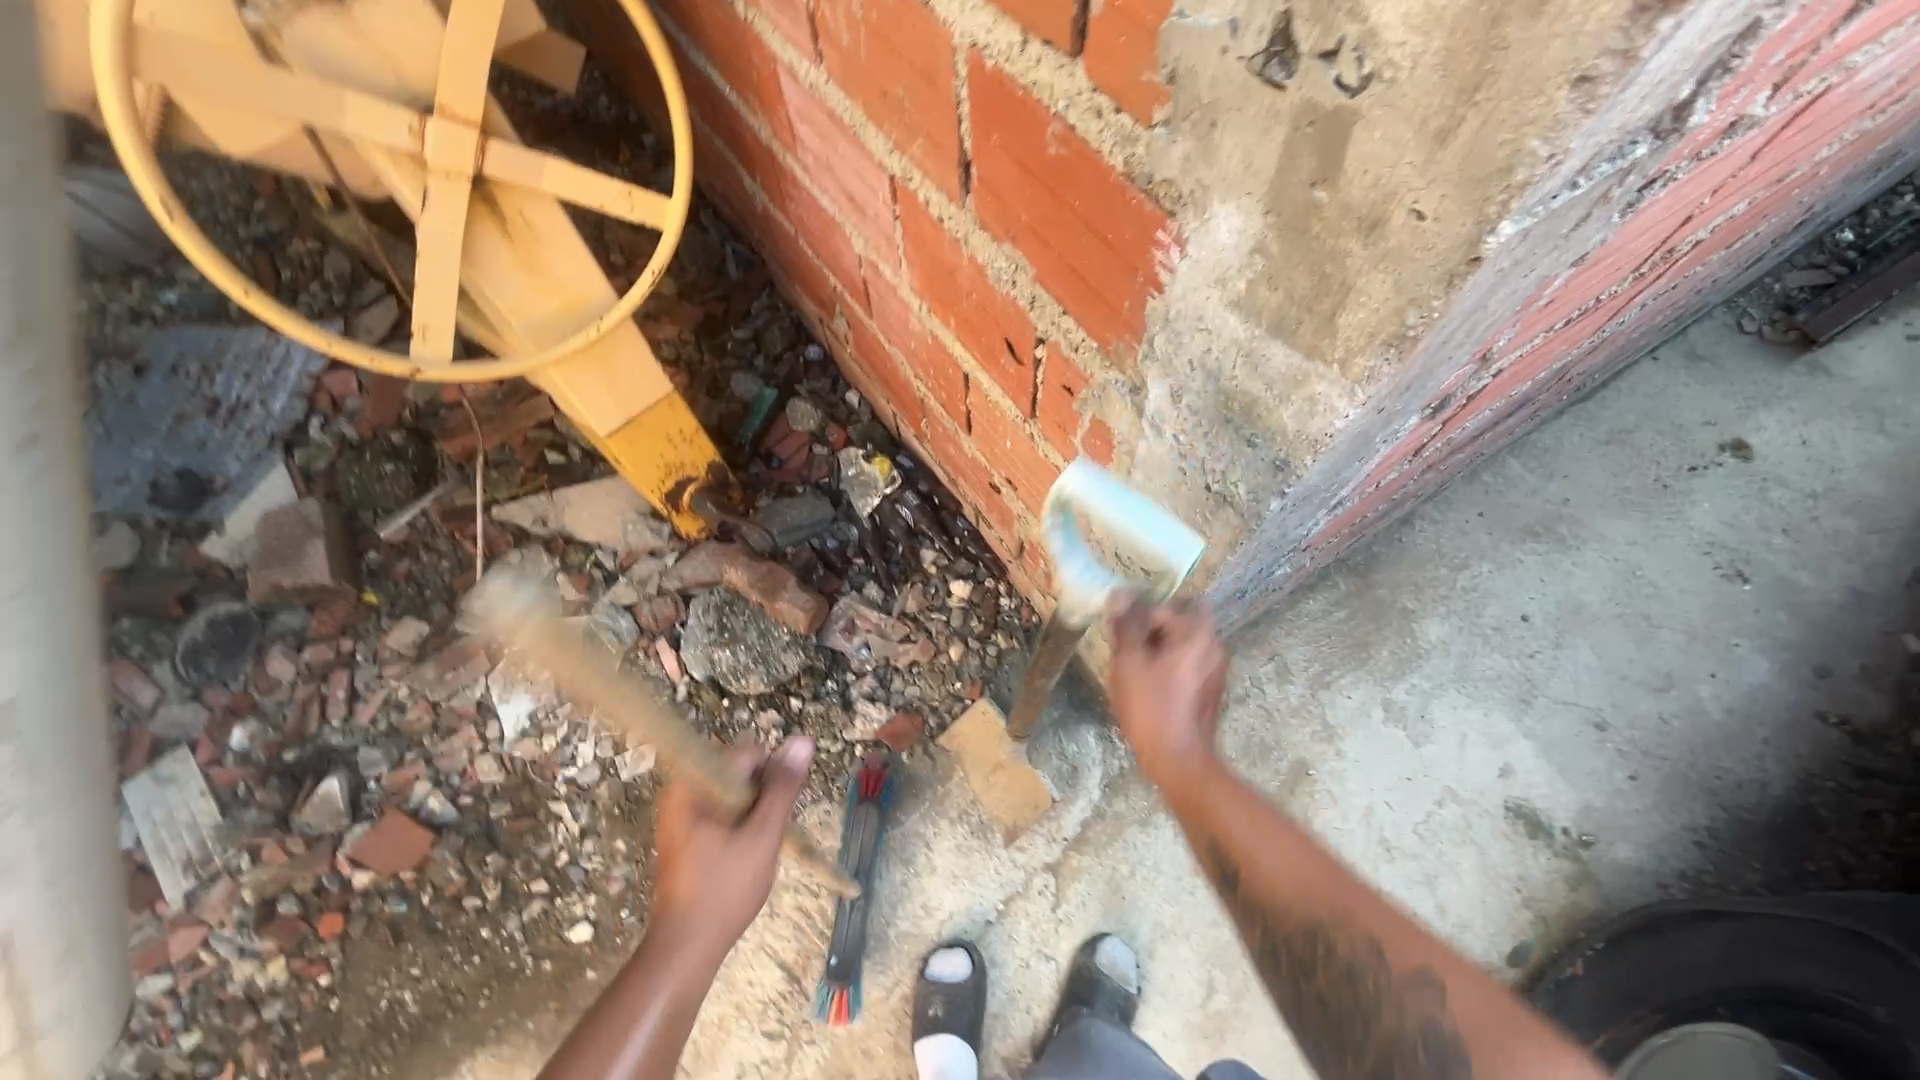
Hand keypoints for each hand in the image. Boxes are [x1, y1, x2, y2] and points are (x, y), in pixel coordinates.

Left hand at [648, 736, 813, 952]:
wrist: (685, 946)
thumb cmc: (724, 889)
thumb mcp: (763, 835)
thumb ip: (783, 787)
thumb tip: (803, 740)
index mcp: (694, 783)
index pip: (747, 752)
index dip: (772, 775)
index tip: (778, 811)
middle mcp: (681, 790)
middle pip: (738, 770)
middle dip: (761, 795)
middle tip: (766, 833)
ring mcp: (679, 813)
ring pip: (732, 792)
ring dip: (752, 811)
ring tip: (757, 845)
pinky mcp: (683, 833)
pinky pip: (719, 811)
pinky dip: (738, 824)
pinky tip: (744, 854)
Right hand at [1107, 595, 1229, 785]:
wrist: (1179, 760)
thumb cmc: (1151, 707)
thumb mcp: (1130, 662)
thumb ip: (1126, 625)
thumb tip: (1120, 594)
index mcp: (1198, 633)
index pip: (1161, 608)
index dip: (1135, 619)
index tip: (1115, 638)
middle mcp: (1214, 646)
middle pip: (1175, 625)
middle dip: (1146, 634)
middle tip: (1121, 653)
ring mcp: (1217, 671)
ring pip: (1180, 647)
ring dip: (1155, 652)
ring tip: (1131, 672)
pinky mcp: (1212, 691)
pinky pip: (1186, 667)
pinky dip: (1167, 670)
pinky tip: (1148, 689)